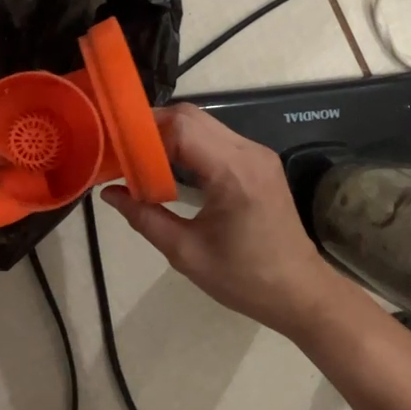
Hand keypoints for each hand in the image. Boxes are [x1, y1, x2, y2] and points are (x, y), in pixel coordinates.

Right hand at [101, 104, 348, 335]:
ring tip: (139, 157)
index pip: (180, 129)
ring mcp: (257, 154)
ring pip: (202, 122)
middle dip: (151, 127)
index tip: (115, 149)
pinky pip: (215, 137)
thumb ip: (144, 217)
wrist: (301, 293)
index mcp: (233, 173)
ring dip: (168, 133)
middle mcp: (249, 153)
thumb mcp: (185, 253)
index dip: (144, 132)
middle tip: (122, 150)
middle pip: (190, 116)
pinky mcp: (258, 161)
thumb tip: (109, 193)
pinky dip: (186, 142)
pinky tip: (168, 165)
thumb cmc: (245, 279)